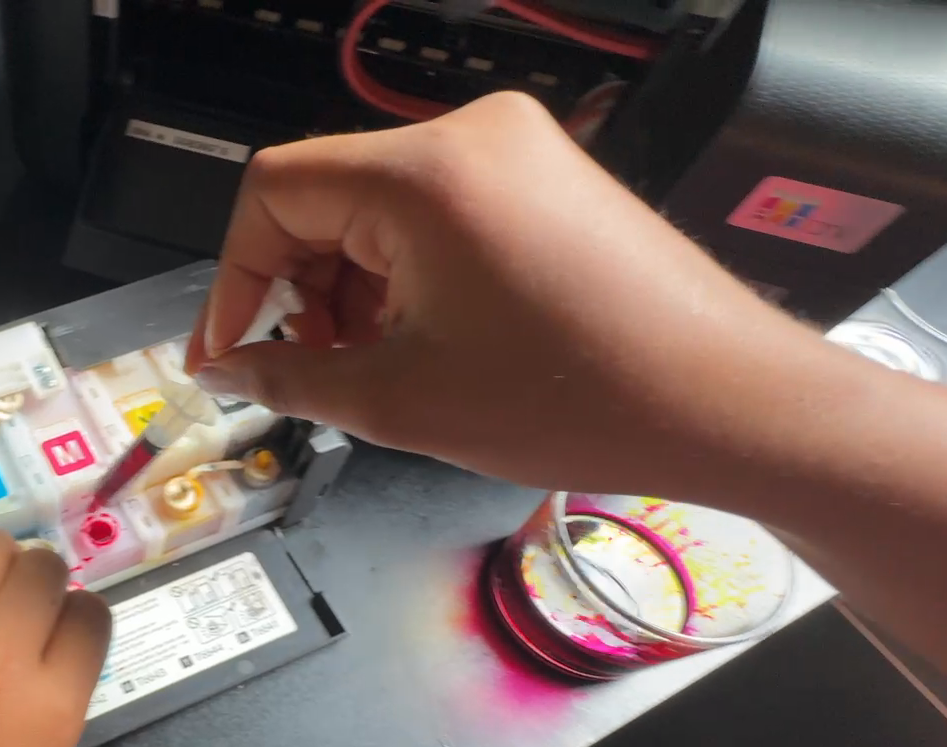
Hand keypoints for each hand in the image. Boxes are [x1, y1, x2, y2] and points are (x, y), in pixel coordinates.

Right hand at [186, 91, 864, 498]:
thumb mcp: (393, 401)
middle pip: (318, 201)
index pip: (272, 193)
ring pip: (366, 216)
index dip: (232, 278)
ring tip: (364, 365)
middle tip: (301, 367)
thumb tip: (224, 368)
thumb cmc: (570, 399)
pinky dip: (390, 282)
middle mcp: (467, 141)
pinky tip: (409, 341)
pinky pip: (420, 222)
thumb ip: (285, 377)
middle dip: (292, 293)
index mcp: (424, 177)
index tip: (223, 348)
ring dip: (341, 295)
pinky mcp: (532, 184)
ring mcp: (507, 156)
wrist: (723, 404)